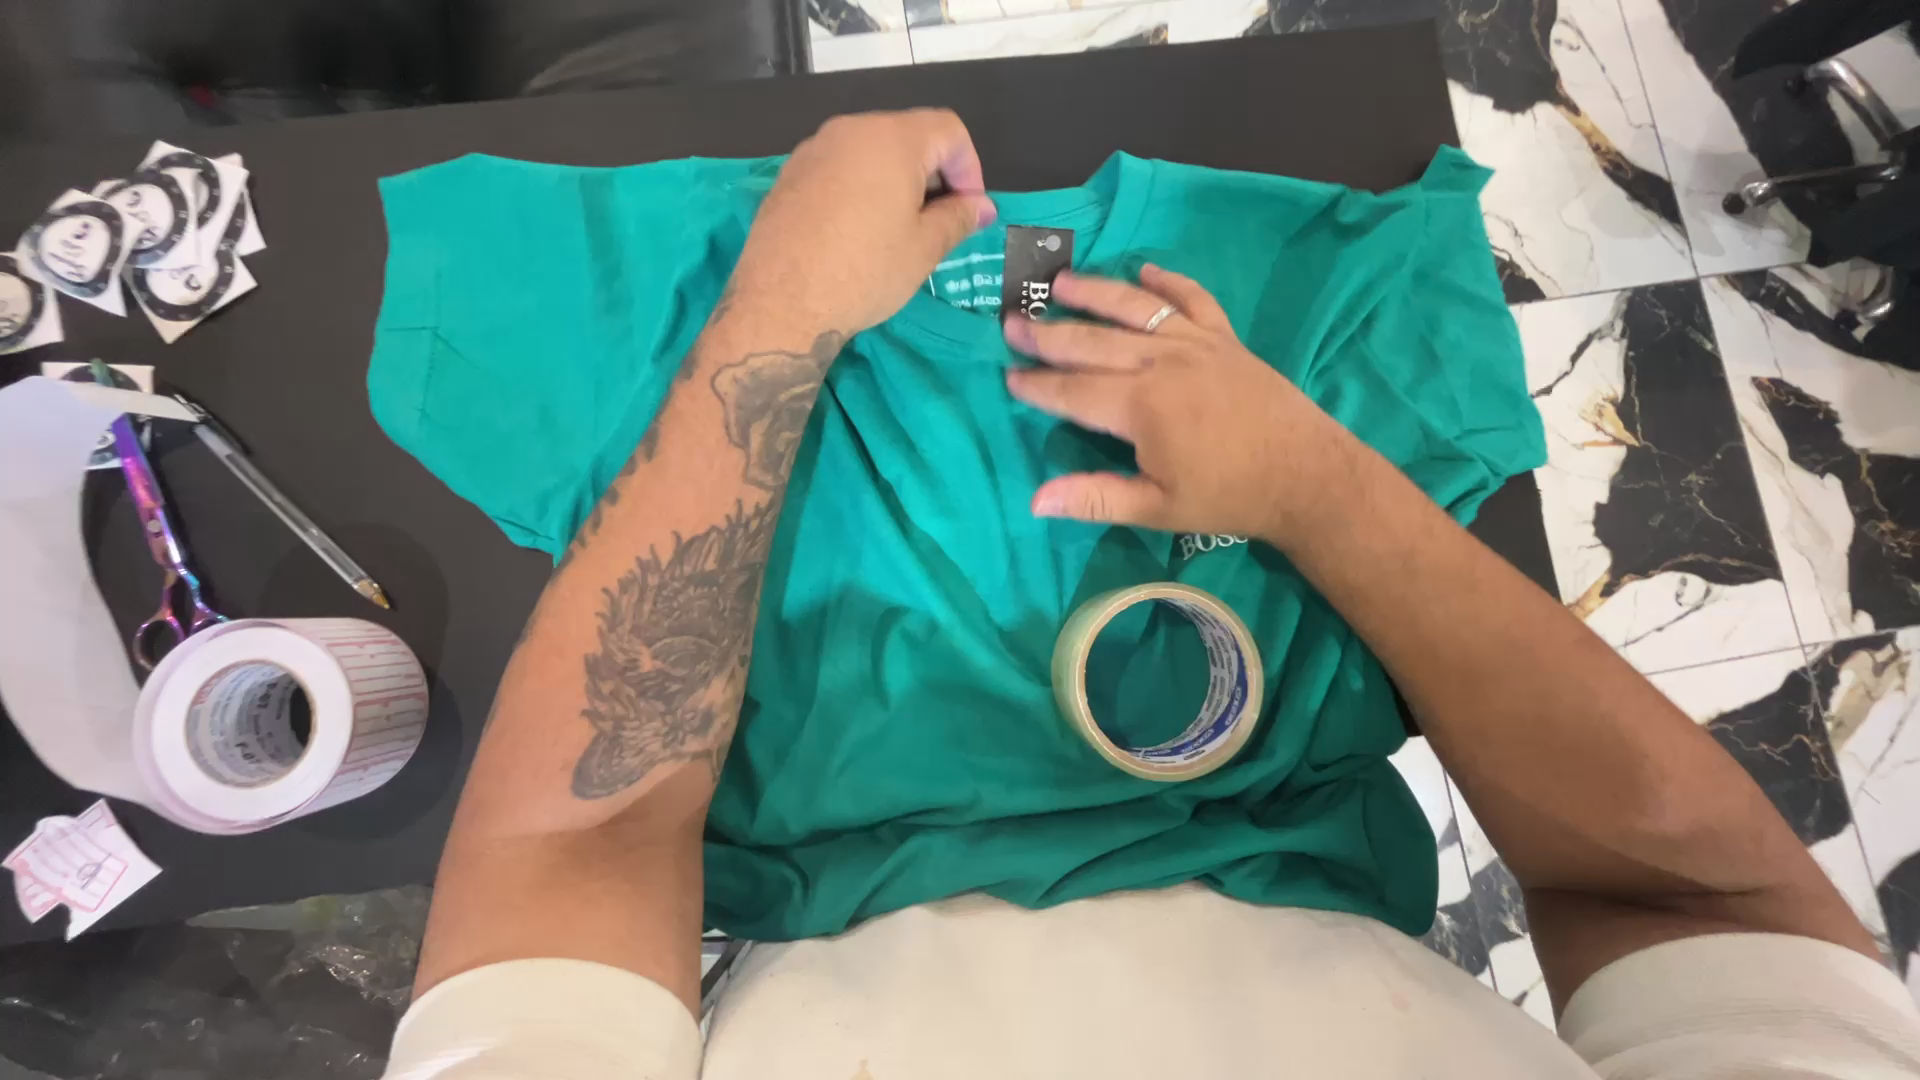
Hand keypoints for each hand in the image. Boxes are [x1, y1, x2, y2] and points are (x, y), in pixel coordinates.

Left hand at [726, 109, 996, 334]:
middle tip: (938, 227)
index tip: (969, 213)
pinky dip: (861, 192)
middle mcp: (850, 130)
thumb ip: (958, 218)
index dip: (970, 169)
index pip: (949, 130)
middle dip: (933, 176)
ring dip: (896, 185)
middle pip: (908, 137)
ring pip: (872, 154)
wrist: (782, 303)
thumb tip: (983, 206)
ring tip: (898, 235)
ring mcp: (814, 150)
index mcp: (892, 138)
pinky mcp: (790, 176)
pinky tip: (858, 236)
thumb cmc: (864, 272)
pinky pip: (840, 171)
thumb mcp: (923, 249)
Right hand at [1004, 264, 1358, 545]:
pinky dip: (1168, 283)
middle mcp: (1162, 363)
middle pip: (1093, 342)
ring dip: (1094, 293)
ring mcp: (1196, 344)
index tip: (1008, 375)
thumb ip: (1095, 498)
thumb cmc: (1226, 497)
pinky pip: (1192, 300)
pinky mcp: (1225, 339)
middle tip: (1012, 322)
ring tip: (1059, 282)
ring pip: (1134, 309)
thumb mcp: (1156, 508)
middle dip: (1048, 334)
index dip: (1038, 385)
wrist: (1305, 475)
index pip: (1073, 390)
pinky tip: (1146, 271)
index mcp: (1141, 406)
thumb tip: (1035, 500)